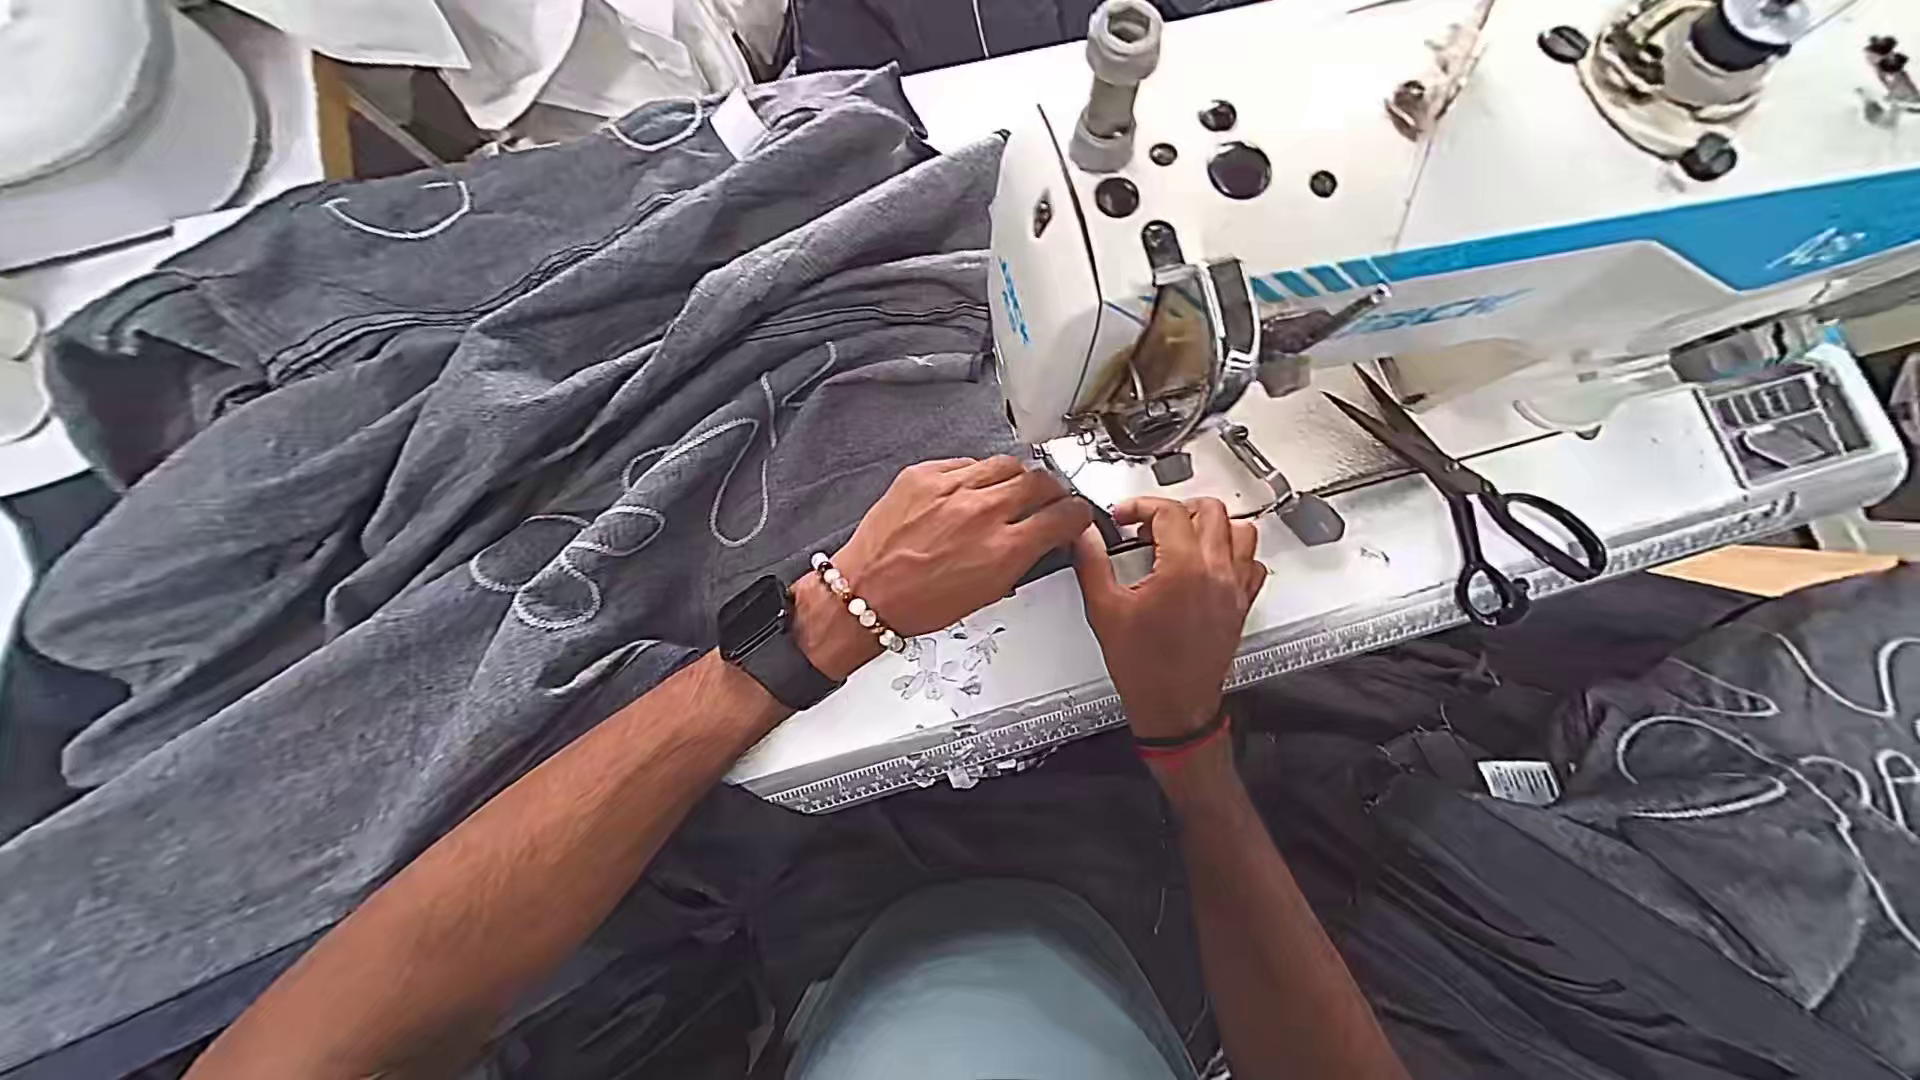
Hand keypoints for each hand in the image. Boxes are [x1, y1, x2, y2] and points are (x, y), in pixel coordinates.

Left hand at [796, 457, 1092, 678]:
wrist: (867, 592)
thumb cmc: (919, 603)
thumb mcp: (987, 592)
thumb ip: (1022, 558)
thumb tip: (1041, 539)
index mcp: (1003, 549)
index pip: (1063, 515)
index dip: (1077, 514)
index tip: (1074, 514)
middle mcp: (981, 512)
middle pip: (1040, 481)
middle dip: (1052, 491)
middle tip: (1047, 499)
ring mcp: (951, 488)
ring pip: (1006, 463)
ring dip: (1016, 477)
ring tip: (1008, 491)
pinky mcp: (924, 475)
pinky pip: (966, 462)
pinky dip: (976, 474)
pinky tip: (970, 490)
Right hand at [1072, 497, 1266, 740]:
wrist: (1173, 705)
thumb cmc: (1145, 667)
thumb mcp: (1104, 608)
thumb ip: (1092, 562)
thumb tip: (1084, 535)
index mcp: (1182, 569)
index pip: (1168, 511)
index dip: (1140, 506)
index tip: (1124, 517)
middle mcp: (1215, 573)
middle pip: (1209, 510)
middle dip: (1174, 508)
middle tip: (1148, 524)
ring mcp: (1234, 588)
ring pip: (1240, 530)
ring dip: (1210, 524)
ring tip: (1181, 534)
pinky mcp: (1242, 604)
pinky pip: (1252, 563)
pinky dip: (1234, 552)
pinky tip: (1210, 561)